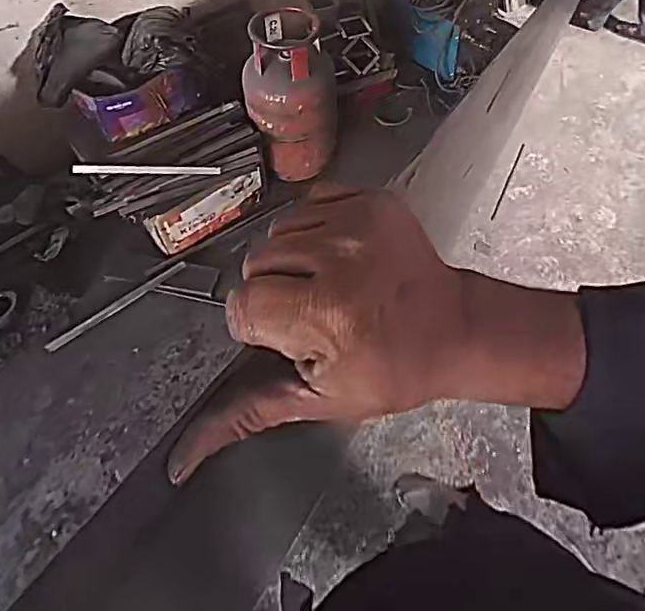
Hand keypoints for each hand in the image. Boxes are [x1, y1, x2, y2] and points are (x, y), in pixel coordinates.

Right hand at [166, 186, 585, 482]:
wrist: (455, 325)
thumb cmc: (395, 367)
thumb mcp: (326, 397)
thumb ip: (255, 409)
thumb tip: (189, 447)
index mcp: (330, 312)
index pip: (245, 303)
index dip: (257, 322)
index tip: (282, 330)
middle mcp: (342, 257)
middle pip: (256, 260)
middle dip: (273, 287)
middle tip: (309, 306)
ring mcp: (359, 219)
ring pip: (278, 228)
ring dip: (291, 254)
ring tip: (325, 277)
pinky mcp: (371, 197)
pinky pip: (308, 200)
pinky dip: (313, 225)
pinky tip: (338, 251)